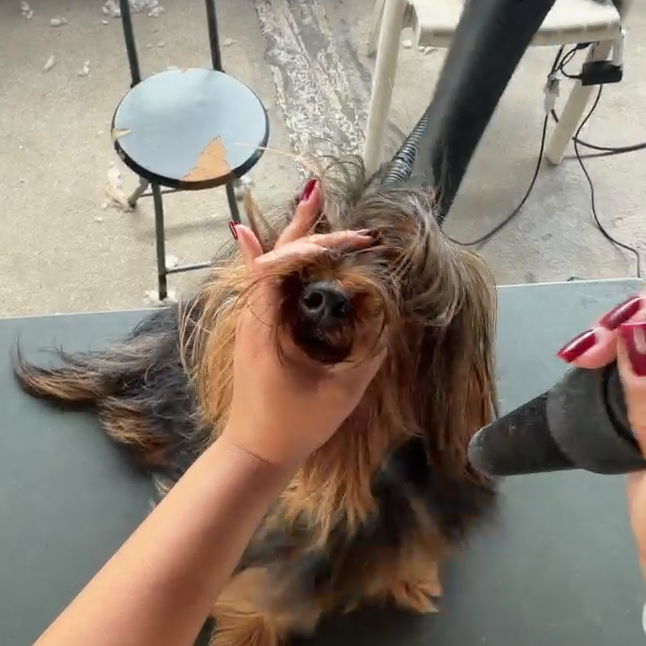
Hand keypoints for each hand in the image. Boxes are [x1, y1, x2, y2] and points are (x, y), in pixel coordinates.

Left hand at [218, 180, 381, 472]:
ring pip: (271, 269)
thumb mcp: (340, 392)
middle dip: (301, 225)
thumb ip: (367, 351)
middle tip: (321, 192)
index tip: (354, 236)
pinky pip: (273, 288)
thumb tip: (391, 315)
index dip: (315, 243)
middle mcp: (254, 316)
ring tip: (317, 210)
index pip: (283, 266)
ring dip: (295, 240)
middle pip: (273, 257)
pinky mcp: (260, 332)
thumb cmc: (294, 426)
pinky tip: (292, 250)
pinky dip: (288, 264)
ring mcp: (254, 323)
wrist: (254, 453)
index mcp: (266, 325)